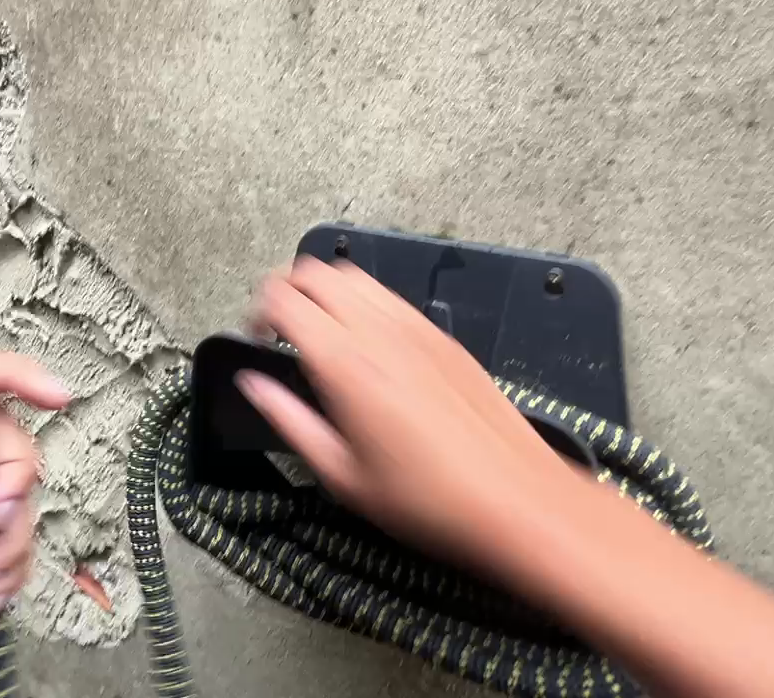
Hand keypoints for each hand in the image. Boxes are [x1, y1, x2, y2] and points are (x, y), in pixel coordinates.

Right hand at [239, 257, 583, 569]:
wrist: (520, 501)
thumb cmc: (427, 500)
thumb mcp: (341, 474)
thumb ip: (288, 419)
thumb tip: (253, 384)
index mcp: (344, 361)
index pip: (283, 298)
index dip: (257, 309)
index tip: (256, 337)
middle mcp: (376, 329)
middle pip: (314, 271)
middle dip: (284, 289)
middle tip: (278, 328)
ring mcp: (413, 326)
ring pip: (352, 274)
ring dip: (323, 289)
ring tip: (318, 329)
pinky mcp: (440, 335)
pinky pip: (387, 295)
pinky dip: (360, 300)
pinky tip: (364, 340)